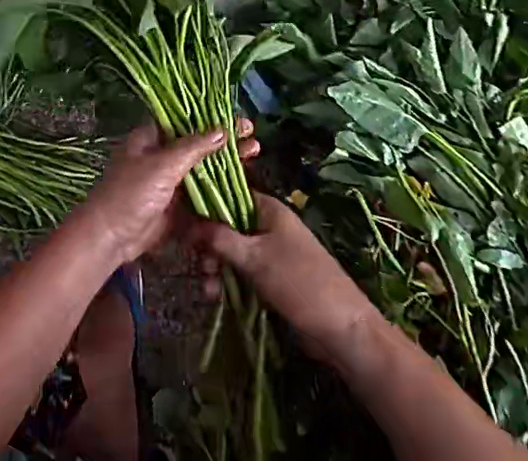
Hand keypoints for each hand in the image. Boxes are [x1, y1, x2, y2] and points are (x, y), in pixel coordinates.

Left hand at [69, 120, 259, 264]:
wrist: (113, 235)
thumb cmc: (131, 192)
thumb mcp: (161, 165)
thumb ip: (192, 148)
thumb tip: (221, 130)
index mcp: (149, 139)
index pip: (182, 120)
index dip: (208, 117)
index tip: (235, 116)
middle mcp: (160, 156)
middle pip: (196, 144)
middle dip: (223, 140)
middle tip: (252, 135)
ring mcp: (169, 181)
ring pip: (203, 168)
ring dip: (226, 162)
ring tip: (255, 152)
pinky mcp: (177, 204)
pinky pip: (203, 193)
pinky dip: (222, 188)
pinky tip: (245, 183)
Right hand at [185, 192, 387, 366]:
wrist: (346, 333)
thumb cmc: (299, 283)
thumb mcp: (253, 257)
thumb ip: (217, 236)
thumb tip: (185, 222)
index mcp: (267, 209)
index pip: (225, 193)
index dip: (201, 206)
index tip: (181, 223)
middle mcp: (268, 224)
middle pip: (224, 224)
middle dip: (207, 245)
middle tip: (198, 264)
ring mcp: (270, 249)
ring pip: (230, 248)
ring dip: (215, 266)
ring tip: (208, 288)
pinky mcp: (272, 274)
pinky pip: (240, 268)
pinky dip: (227, 278)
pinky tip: (216, 295)